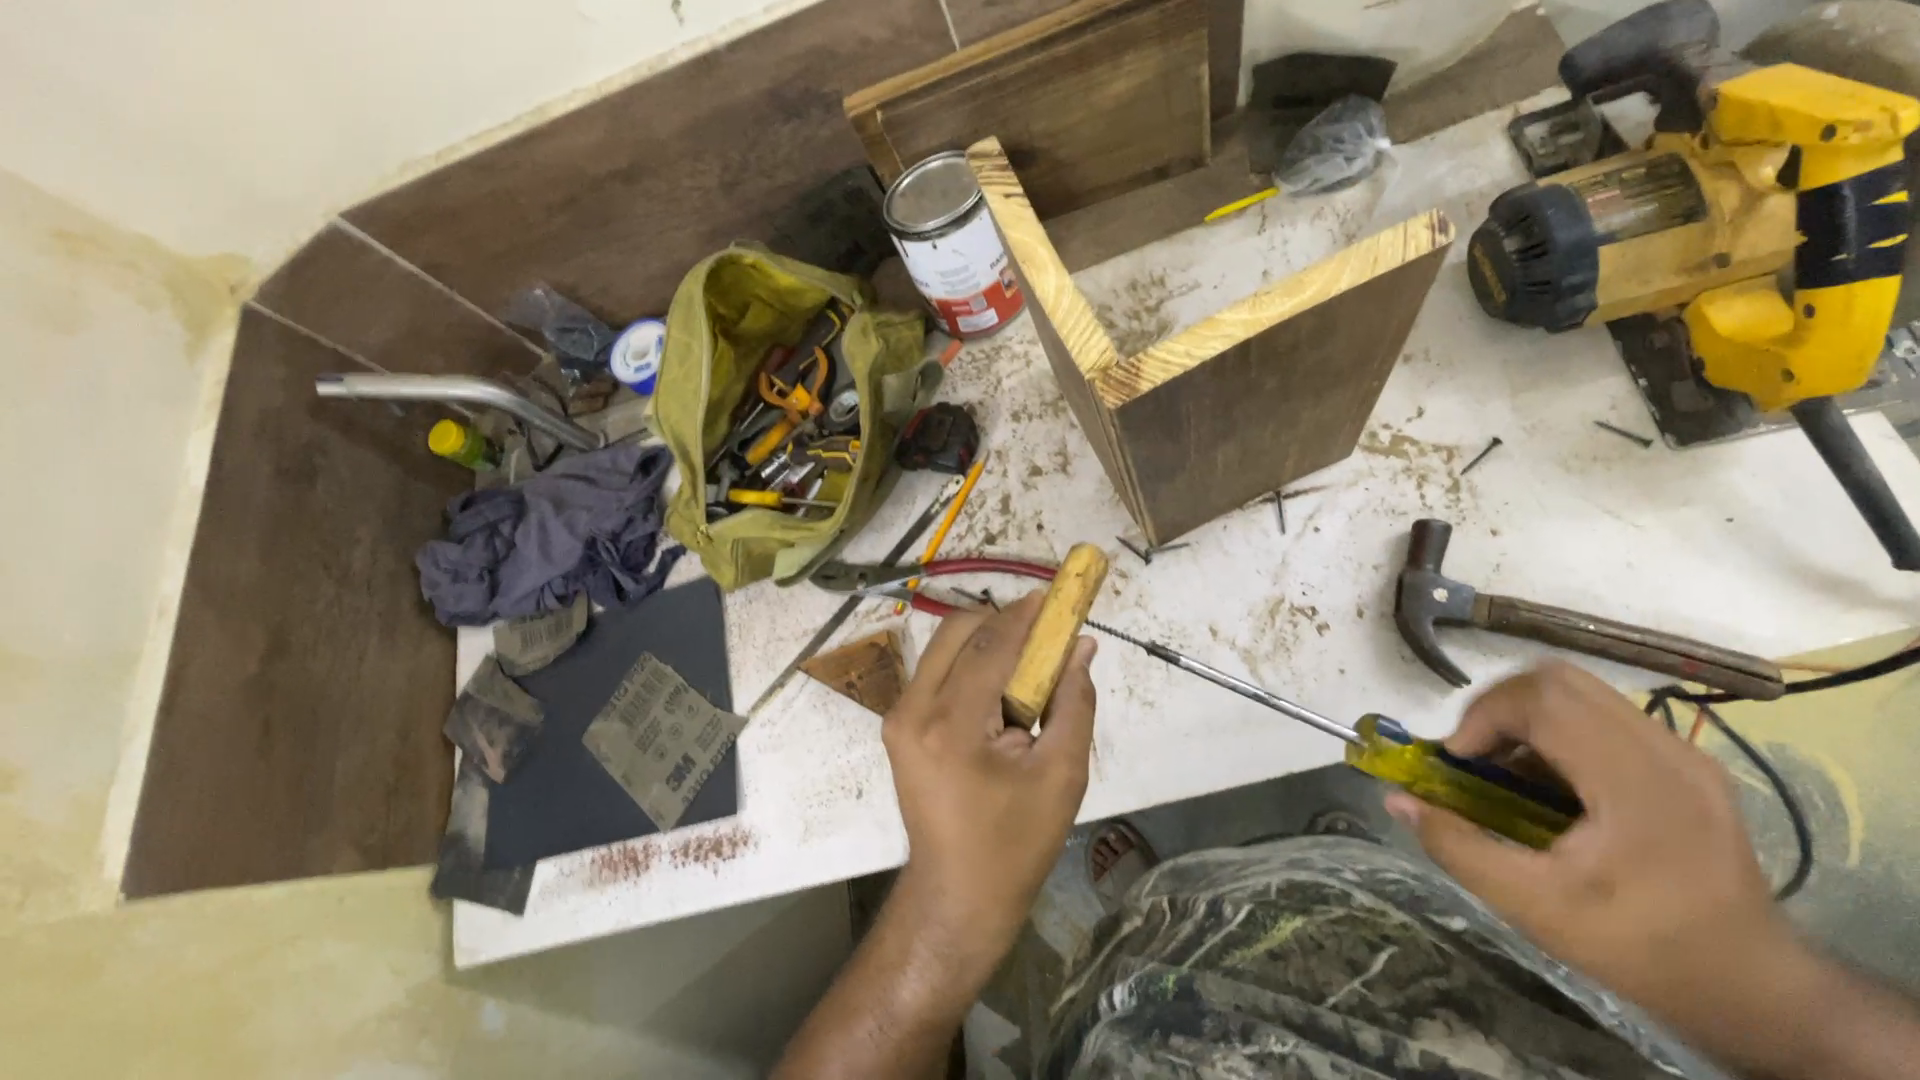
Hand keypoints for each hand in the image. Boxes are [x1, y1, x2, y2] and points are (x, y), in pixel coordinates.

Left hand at [882, 591, 1097, 961]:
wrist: (957, 893)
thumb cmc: (1016, 842)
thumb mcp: (1061, 774)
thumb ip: (1074, 702)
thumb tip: (1081, 646)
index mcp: (950, 725)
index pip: (991, 646)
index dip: (1027, 615)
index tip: (1056, 593)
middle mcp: (912, 711)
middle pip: (958, 633)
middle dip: (1004, 621)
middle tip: (1046, 628)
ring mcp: (898, 719)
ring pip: (943, 648)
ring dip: (987, 641)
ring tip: (1031, 660)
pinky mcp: (899, 727)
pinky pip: (937, 673)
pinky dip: (971, 665)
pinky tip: (1004, 685)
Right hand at [1385, 662, 1823, 1071]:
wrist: (1750, 986)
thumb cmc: (1638, 947)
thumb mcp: (1533, 907)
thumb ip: (1458, 847)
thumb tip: (1397, 800)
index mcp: (1636, 782)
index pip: (1544, 700)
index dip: (1483, 717)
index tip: (1458, 761)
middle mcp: (1667, 752)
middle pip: (1559, 680)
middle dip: (1498, 708)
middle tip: (1474, 756)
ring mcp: (1683, 755)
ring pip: (1581, 694)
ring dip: (1525, 719)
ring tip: (1505, 772)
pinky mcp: (1685, 766)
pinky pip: (1604, 719)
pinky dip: (1557, 734)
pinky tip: (1547, 787)